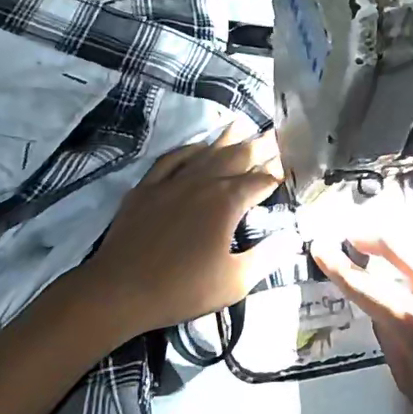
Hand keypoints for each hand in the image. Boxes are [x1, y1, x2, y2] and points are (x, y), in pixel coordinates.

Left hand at [82, 124, 294, 340]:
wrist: (120, 289)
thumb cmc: (182, 289)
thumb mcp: (235, 281)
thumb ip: (267, 257)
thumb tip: (292, 238)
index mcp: (227, 202)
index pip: (261, 181)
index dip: (278, 174)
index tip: (291, 166)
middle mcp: (202, 182)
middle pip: (236, 158)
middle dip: (259, 146)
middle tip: (275, 133)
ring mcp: (171, 182)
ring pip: (205, 153)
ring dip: (226, 139)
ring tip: (242, 124)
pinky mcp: (146, 188)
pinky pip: (171, 160)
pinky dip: (188, 149)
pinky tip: (198, 145)